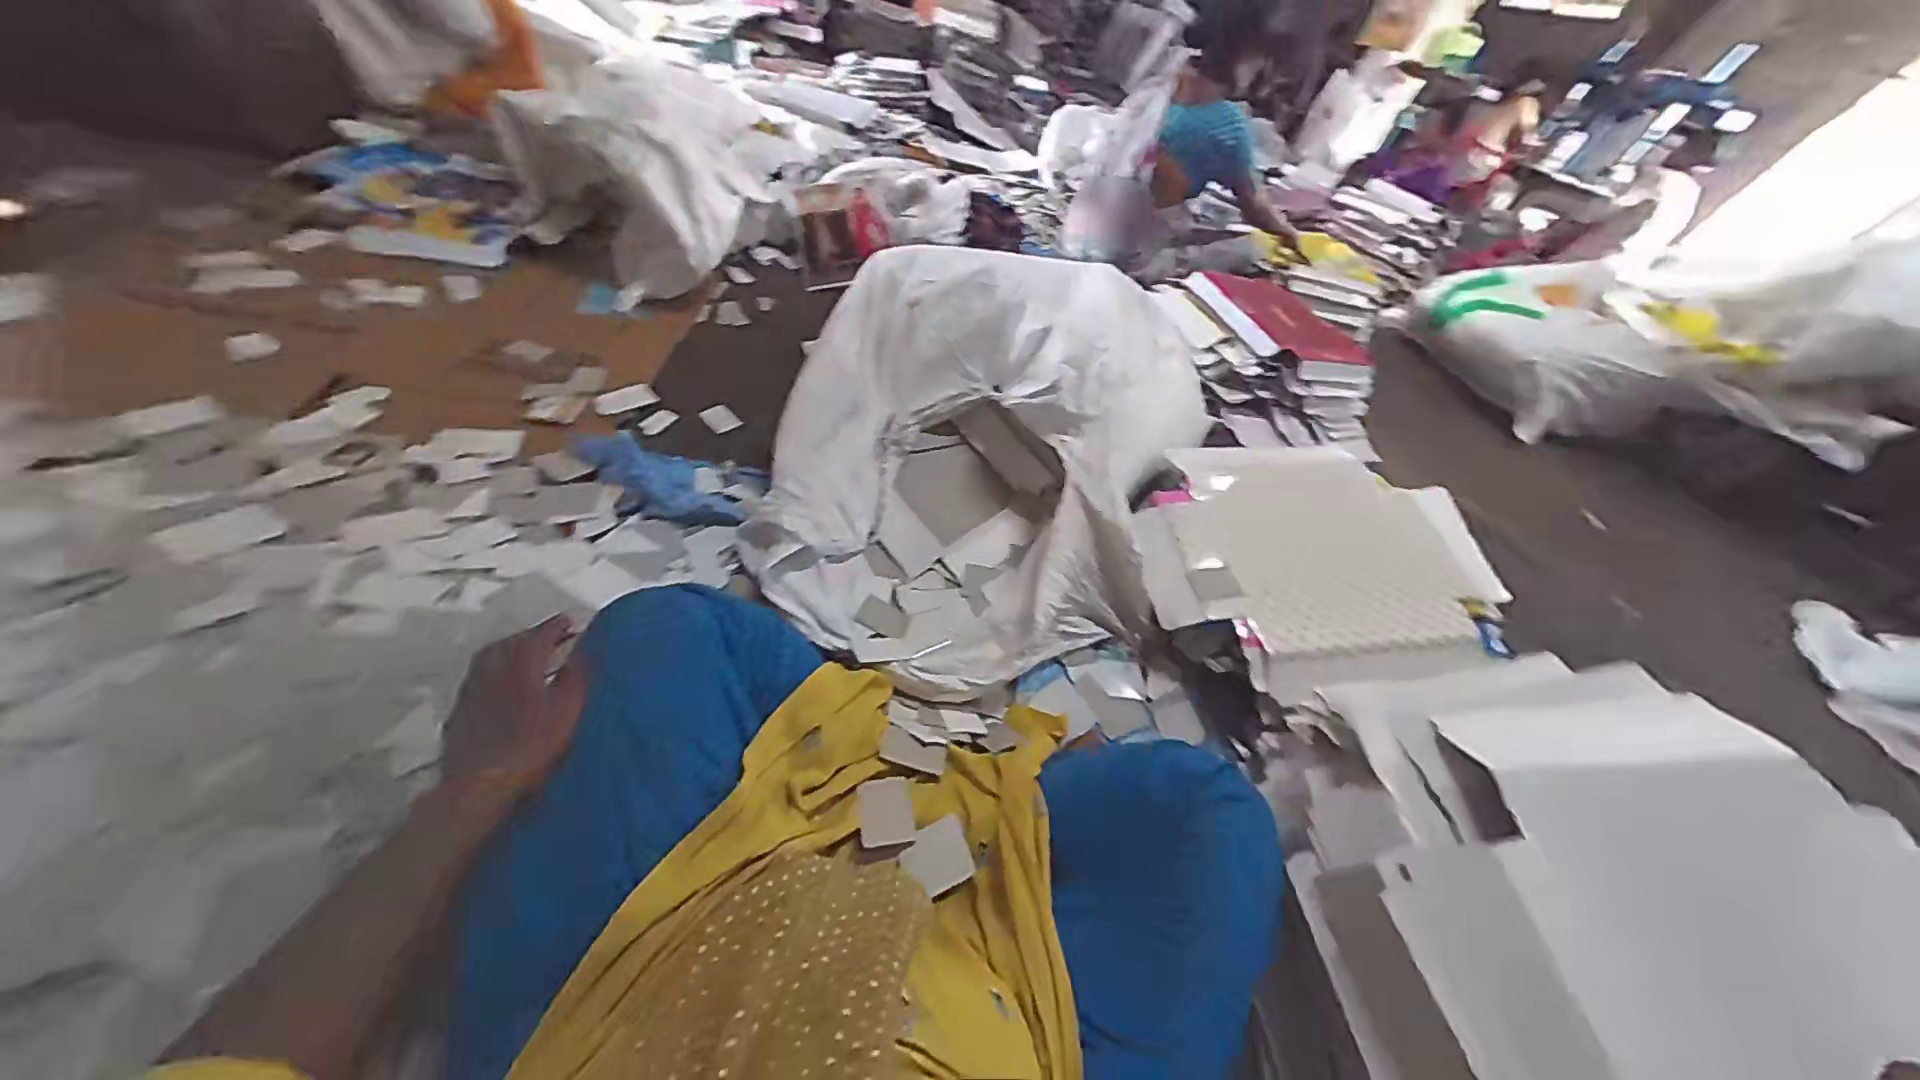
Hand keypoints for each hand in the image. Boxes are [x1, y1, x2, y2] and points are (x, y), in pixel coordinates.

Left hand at [441, 616, 587, 798]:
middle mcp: (492, 669)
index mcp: (521, 663)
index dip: (557, 626)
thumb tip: (581, 655)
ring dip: (512, 651)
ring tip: (530, 657)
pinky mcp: (460, 710)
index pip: (540, 634)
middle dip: (534, 636)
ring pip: (492, 657)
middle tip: (554, 638)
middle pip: (512, 641)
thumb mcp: (568, 709)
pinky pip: (480, 677)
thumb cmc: (532, 746)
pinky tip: (506, 684)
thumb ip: (576, 677)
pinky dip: (497, 672)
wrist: (481, 784)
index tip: (569, 622)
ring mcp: (472, 689)